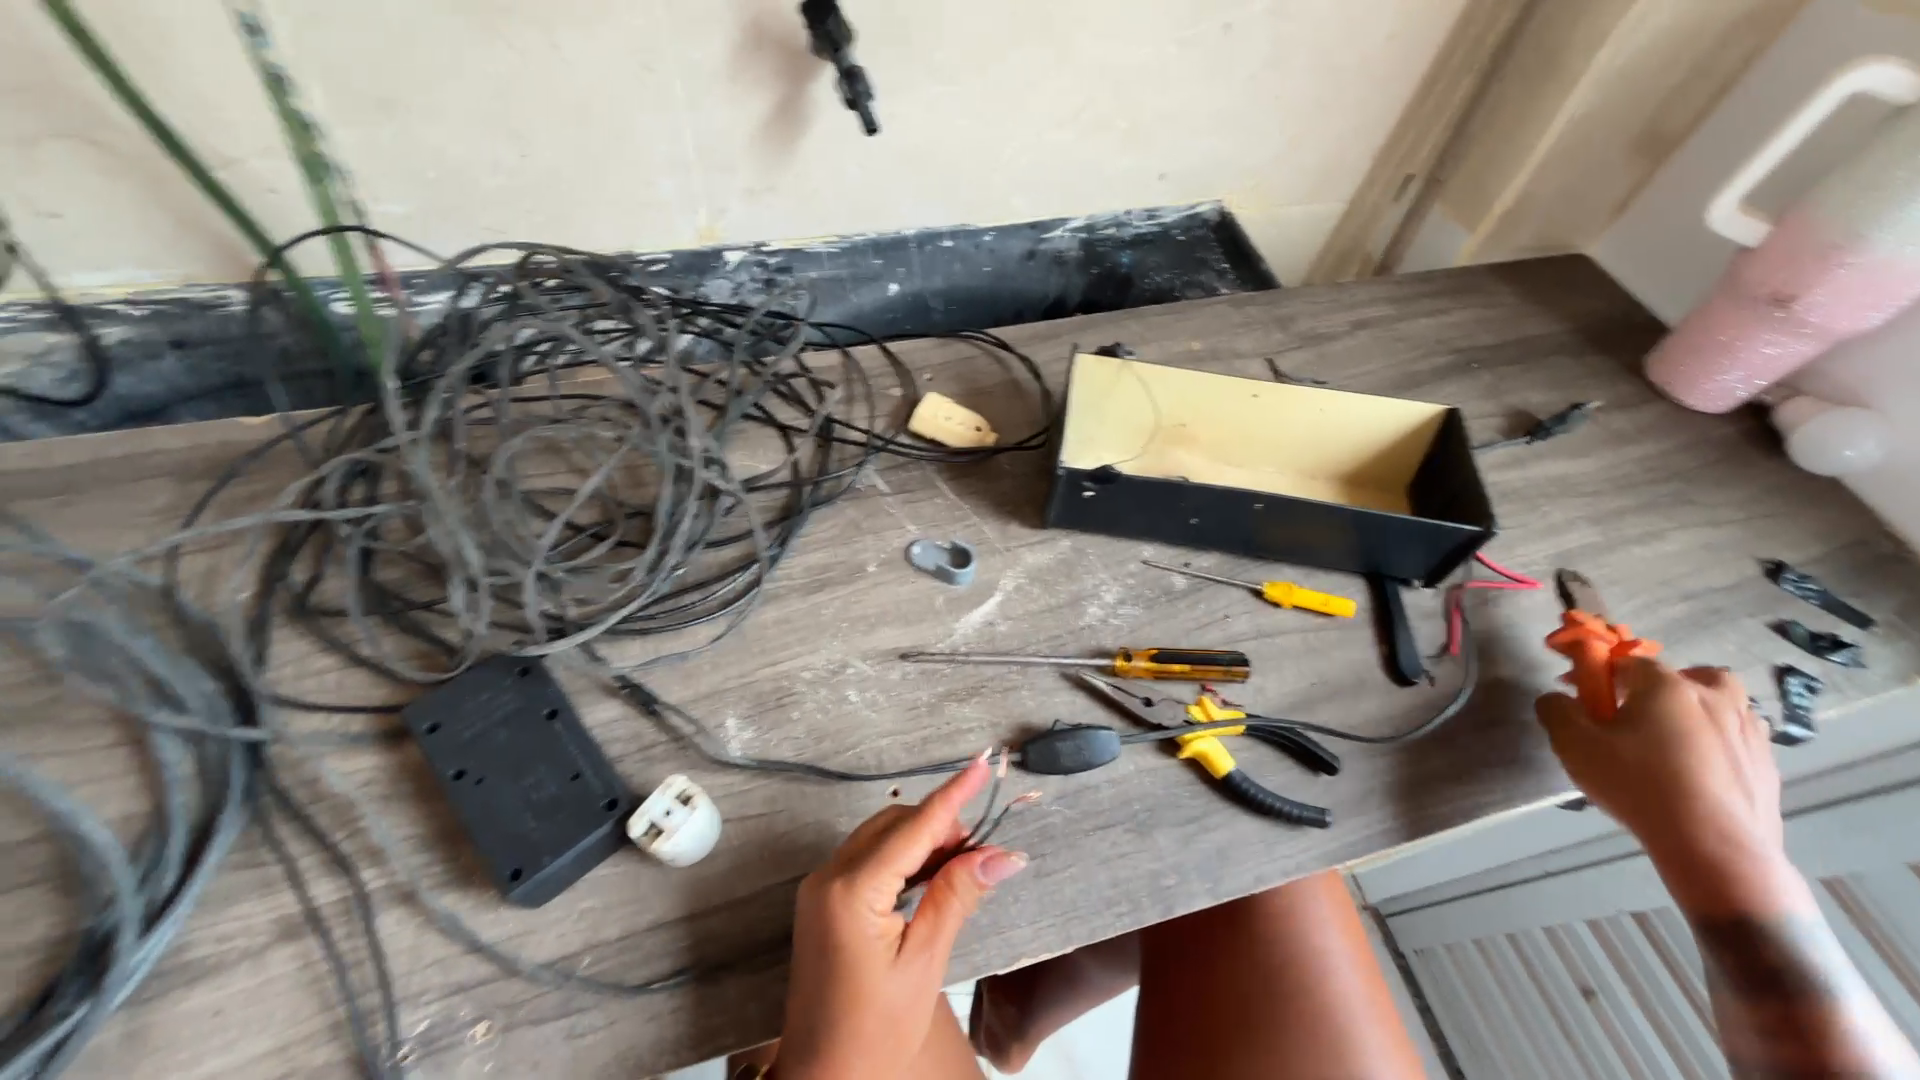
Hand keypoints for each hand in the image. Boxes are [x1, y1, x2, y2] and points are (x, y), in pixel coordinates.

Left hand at [777, 752, 1029, 1079]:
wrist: (821, 1077)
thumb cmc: (875, 1032)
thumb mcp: (924, 964)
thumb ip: (957, 897)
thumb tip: (1001, 853)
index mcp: (852, 891)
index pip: (914, 828)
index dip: (952, 795)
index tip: (980, 763)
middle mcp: (828, 876)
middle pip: (895, 825)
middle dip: (940, 825)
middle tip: (982, 851)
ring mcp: (821, 887)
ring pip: (881, 837)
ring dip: (923, 841)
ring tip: (963, 865)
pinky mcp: (823, 900)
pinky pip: (869, 858)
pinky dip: (903, 858)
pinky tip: (931, 877)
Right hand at [1536, 659, 1799, 915]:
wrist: (1714, 845)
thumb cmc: (1638, 784)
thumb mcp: (1574, 745)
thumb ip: (1557, 711)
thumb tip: (1557, 698)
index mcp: (1666, 686)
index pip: (1628, 662)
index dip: (1599, 673)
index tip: (1580, 693)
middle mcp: (1714, 698)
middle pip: (1690, 675)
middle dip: (1662, 686)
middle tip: (1638, 713)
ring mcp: (1749, 732)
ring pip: (1723, 705)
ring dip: (1698, 712)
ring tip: (1672, 741)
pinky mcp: (1768, 765)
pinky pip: (1738, 740)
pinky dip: (1718, 744)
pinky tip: (1698, 772)